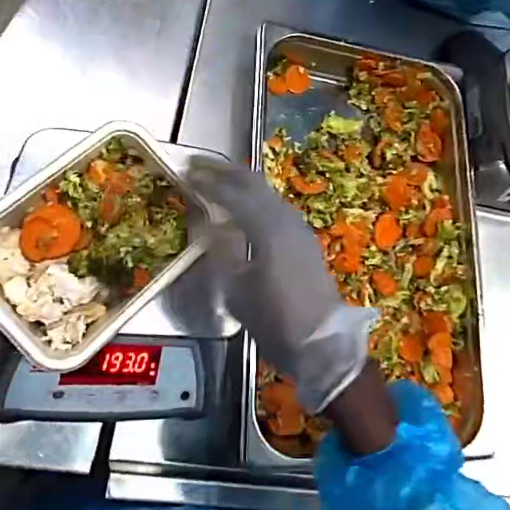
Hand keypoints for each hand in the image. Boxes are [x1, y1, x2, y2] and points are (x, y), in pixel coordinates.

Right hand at [187, 158, 373, 412]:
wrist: (322, 344)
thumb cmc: (275, 320)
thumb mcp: (236, 290)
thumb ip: (220, 250)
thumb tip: (206, 223)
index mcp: (269, 229)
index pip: (234, 194)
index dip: (208, 182)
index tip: (187, 172)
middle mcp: (287, 220)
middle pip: (254, 184)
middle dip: (226, 172)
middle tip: (200, 165)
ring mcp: (299, 229)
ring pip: (267, 194)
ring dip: (241, 184)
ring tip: (217, 181)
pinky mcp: (304, 241)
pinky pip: (274, 207)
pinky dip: (254, 199)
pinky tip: (242, 208)